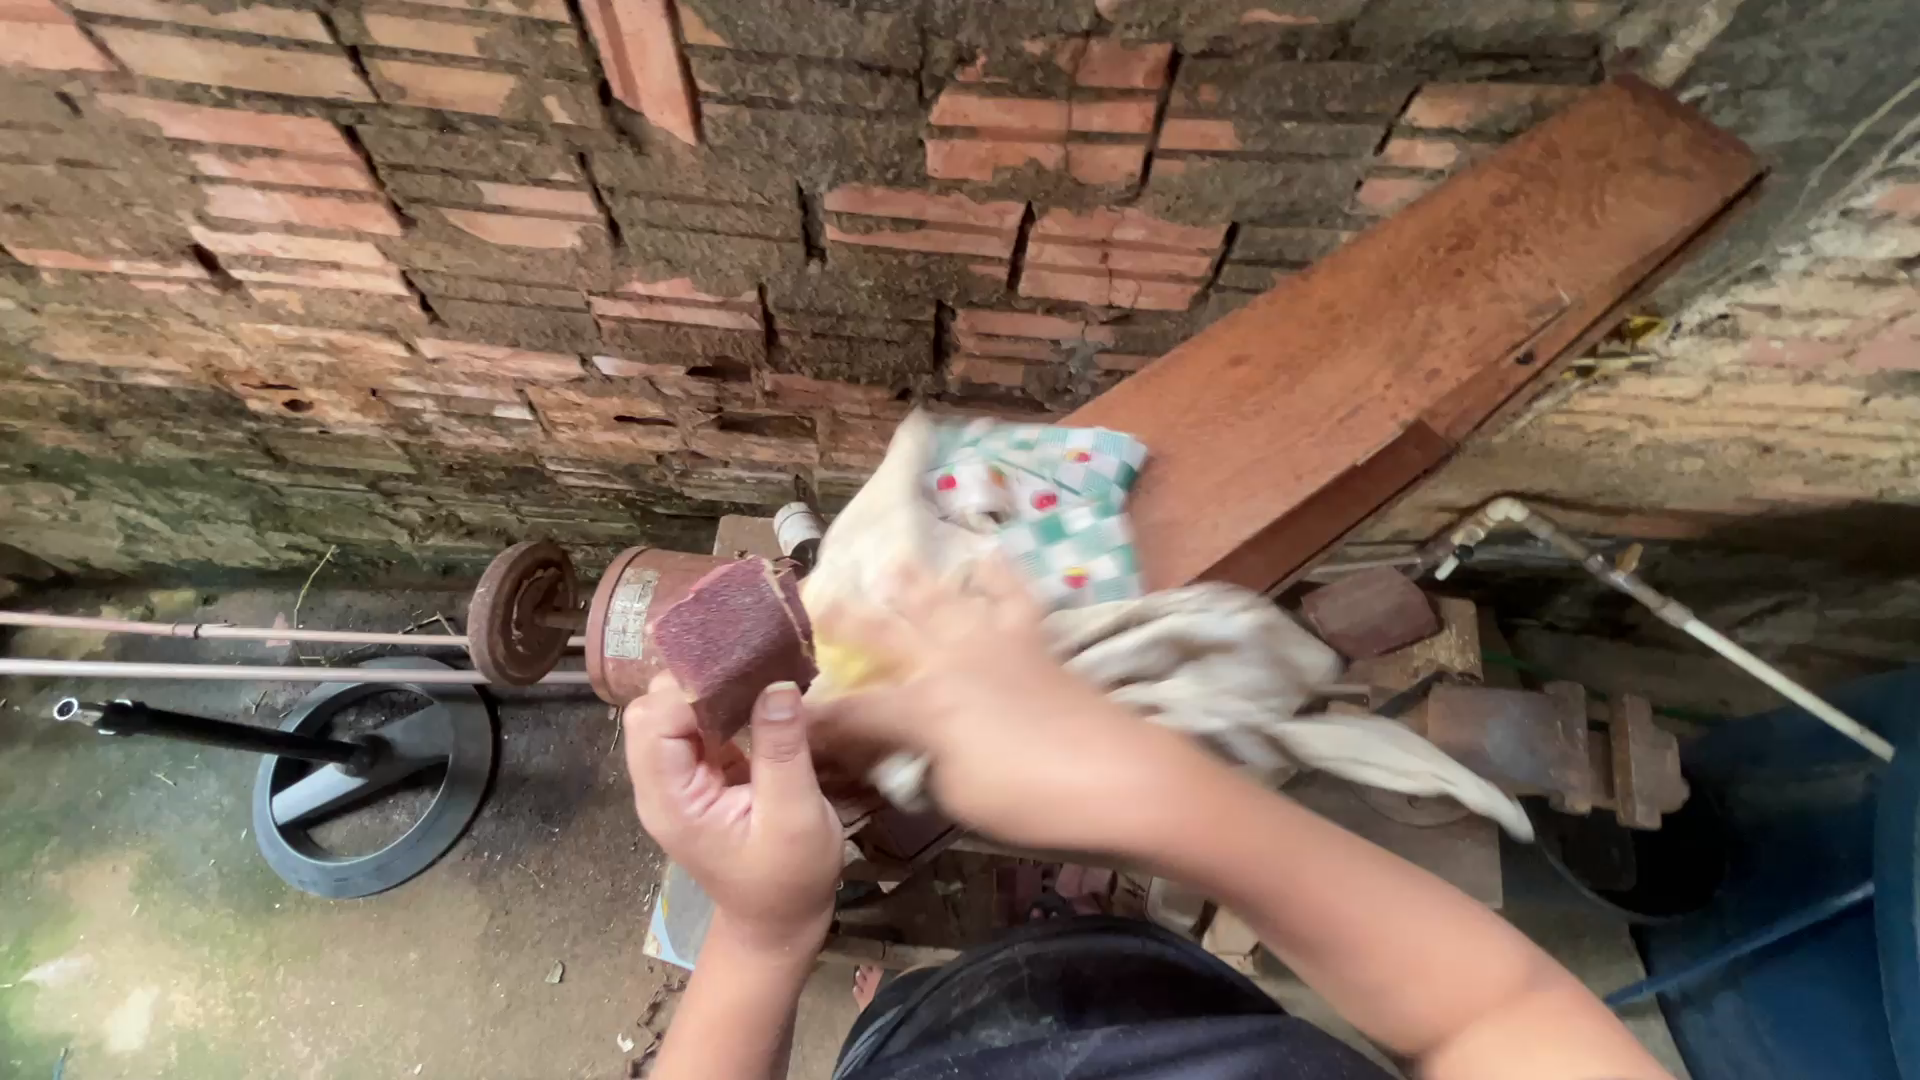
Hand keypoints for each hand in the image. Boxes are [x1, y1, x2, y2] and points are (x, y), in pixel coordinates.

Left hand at [623, 675, 841, 953]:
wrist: (780, 922)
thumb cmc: (789, 878)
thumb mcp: (795, 815)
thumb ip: (782, 750)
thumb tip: (776, 683)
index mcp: (672, 800)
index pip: (655, 720)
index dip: (692, 689)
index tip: (746, 673)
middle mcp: (662, 784)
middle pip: (652, 709)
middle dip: (698, 683)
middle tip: (753, 672)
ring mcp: (680, 778)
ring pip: (673, 710)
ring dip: (712, 690)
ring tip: (760, 680)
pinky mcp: (701, 773)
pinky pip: (698, 722)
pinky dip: (724, 703)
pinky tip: (759, 698)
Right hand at [809, 558, 1222, 857]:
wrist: (1119, 779)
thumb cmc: (1030, 800)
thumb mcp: (954, 794)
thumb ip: (916, 763)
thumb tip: (896, 747)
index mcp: (922, 706)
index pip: (854, 711)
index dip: (819, 717)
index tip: (791, 715)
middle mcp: (949, 661)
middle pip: (886, 634)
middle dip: (847, 620)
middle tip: (817, 600)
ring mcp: (994, 643)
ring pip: (943, 602)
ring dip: (913, 583)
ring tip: (891, 562)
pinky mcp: (1034, 642)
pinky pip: (1013, 598)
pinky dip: (999, 575)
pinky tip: (988, 553)